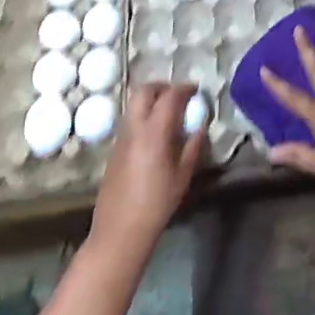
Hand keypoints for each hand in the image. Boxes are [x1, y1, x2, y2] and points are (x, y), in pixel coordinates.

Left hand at [90, 82, 204, 250]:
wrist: (120, 228)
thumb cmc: (157, 204)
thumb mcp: (182, 176)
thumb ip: (192, 147)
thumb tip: (200, 127)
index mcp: (154, 132)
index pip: (169, 97)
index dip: (184, 88)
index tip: (196, 89)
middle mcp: (135, 127)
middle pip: (144, 91)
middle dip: (162, 86)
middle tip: (179, 94)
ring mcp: (121, 136)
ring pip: (134, 103)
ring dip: (151, 99)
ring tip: (168, 111)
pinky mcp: (114, 146)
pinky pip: (130, 119)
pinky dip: (143, 114)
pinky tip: (155, 131)